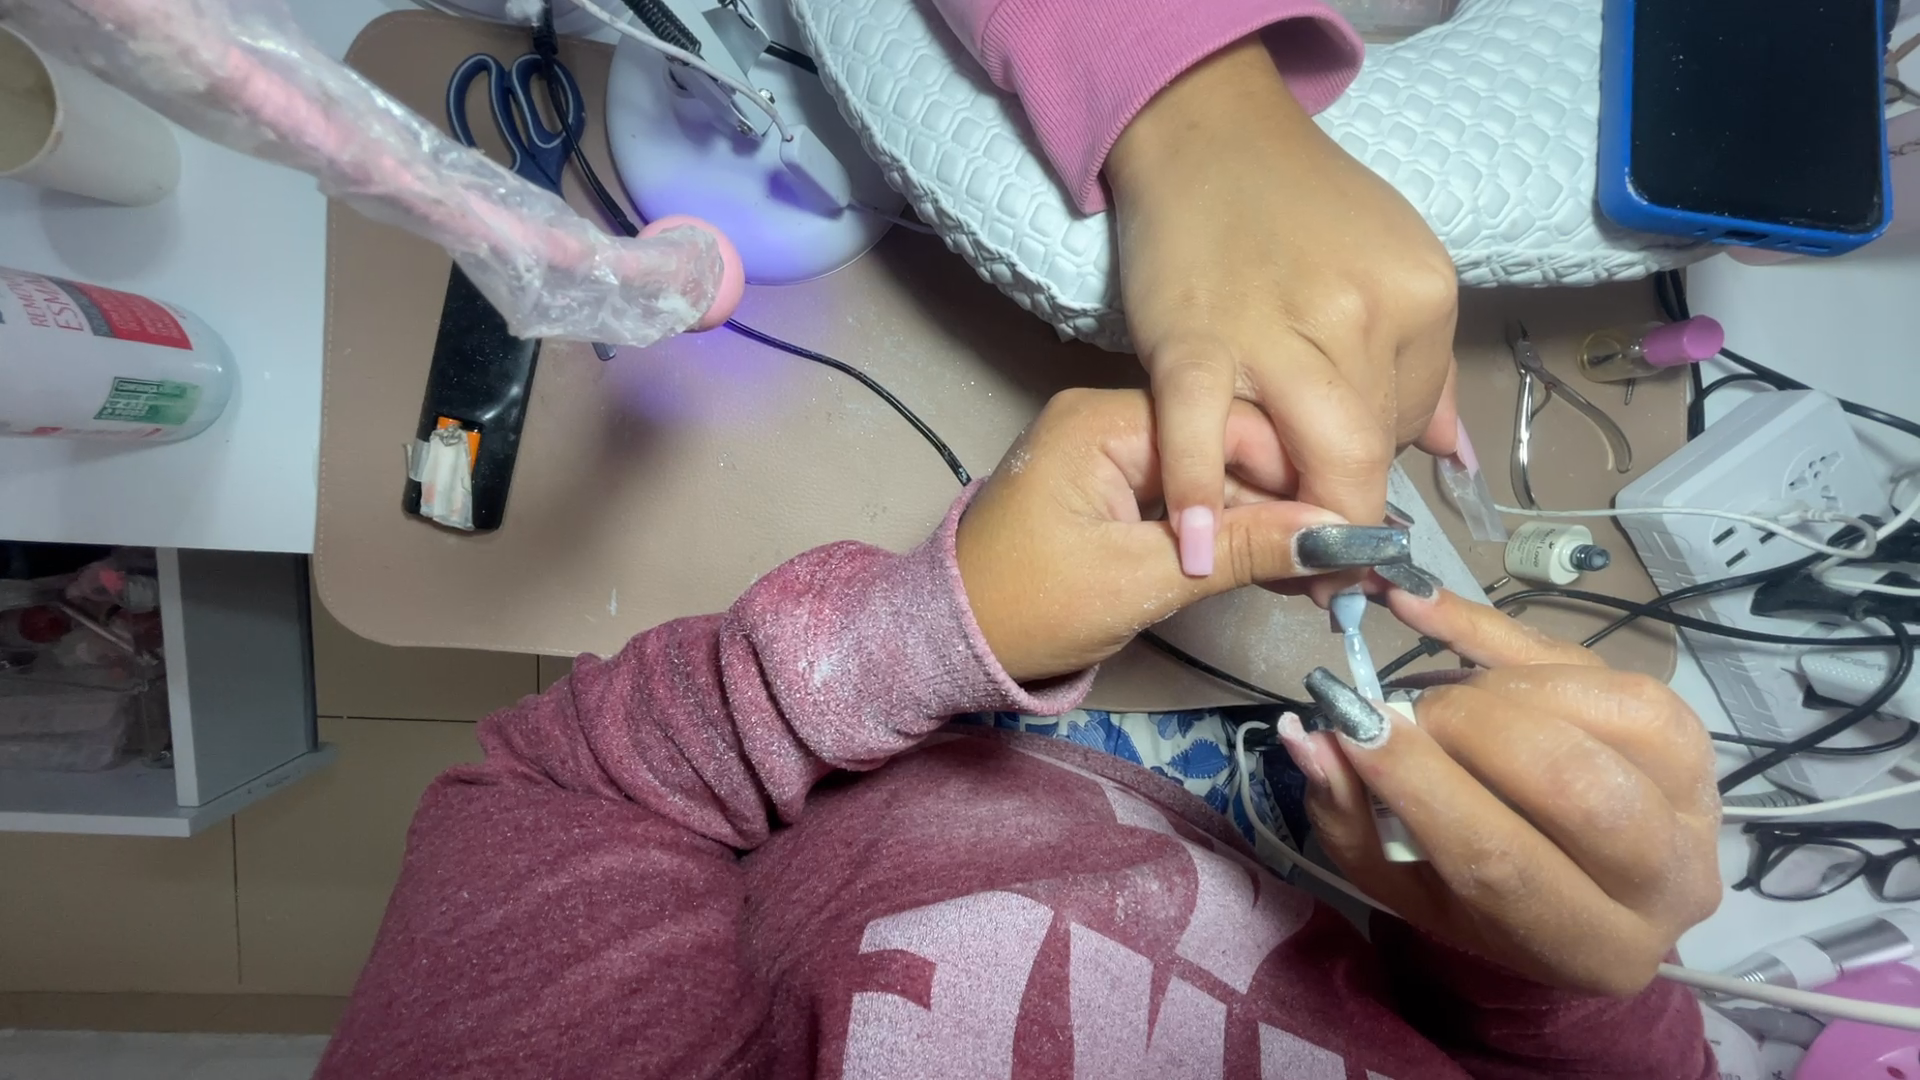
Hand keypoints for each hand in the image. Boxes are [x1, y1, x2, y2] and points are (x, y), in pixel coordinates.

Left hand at [955, 388, 1411, 682]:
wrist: (956, 637)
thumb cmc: (1033, 607)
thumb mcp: (1140, 580)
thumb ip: (1238, 550)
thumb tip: (1340, 536)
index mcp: (1103, 420)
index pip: (1225, 423)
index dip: (1291, 476)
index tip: (1346, 529)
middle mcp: (1105, 416)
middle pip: (1218, 444)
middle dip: (1275, 502)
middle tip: (1335, 559)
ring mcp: (1103, 449)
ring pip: (1202, 472)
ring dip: (1249, 519)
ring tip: (1306, 566)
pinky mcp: (1103, 484)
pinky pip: (1175, 492)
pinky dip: (1212, 527)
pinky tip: (1257, 558)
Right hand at [1105, 37, 1460, 577]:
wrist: (1206, 140)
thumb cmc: (1292, 209)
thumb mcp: (1385, 266)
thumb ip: (1421, 365)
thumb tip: (1450, 455)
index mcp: (1421, 296)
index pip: (1409, 424)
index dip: (1372, 480)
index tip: (1340, 511)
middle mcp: (1362, 315)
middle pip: (1366, 454)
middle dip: (1347, 530)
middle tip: (1327, 580)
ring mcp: (1274, 331)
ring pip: (1306, 455)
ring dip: (1292, 527)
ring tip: (1279, 572)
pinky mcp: (1192, 345)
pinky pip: (1203, 431)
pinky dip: (1201, 494)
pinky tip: (1196, 550)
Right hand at [1282, 588, 1721, 995]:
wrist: (1556, 887)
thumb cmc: (1459, 891)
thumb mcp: (1383, 870)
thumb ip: (1341, 808)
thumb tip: (1307, 733)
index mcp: (1580, 942)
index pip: (1499, 858)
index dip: (1416, 778)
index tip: (1349, 720)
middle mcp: (1665, 885)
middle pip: (1571, 784)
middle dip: (1463, 724)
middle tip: (1403, 709)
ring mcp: (1698, 807)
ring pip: (1616, 716)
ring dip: (1500, 686)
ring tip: (1441, 693)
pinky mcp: (1689, 740)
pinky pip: (1612, 671)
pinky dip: (1514, 637)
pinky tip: (1440, 618)